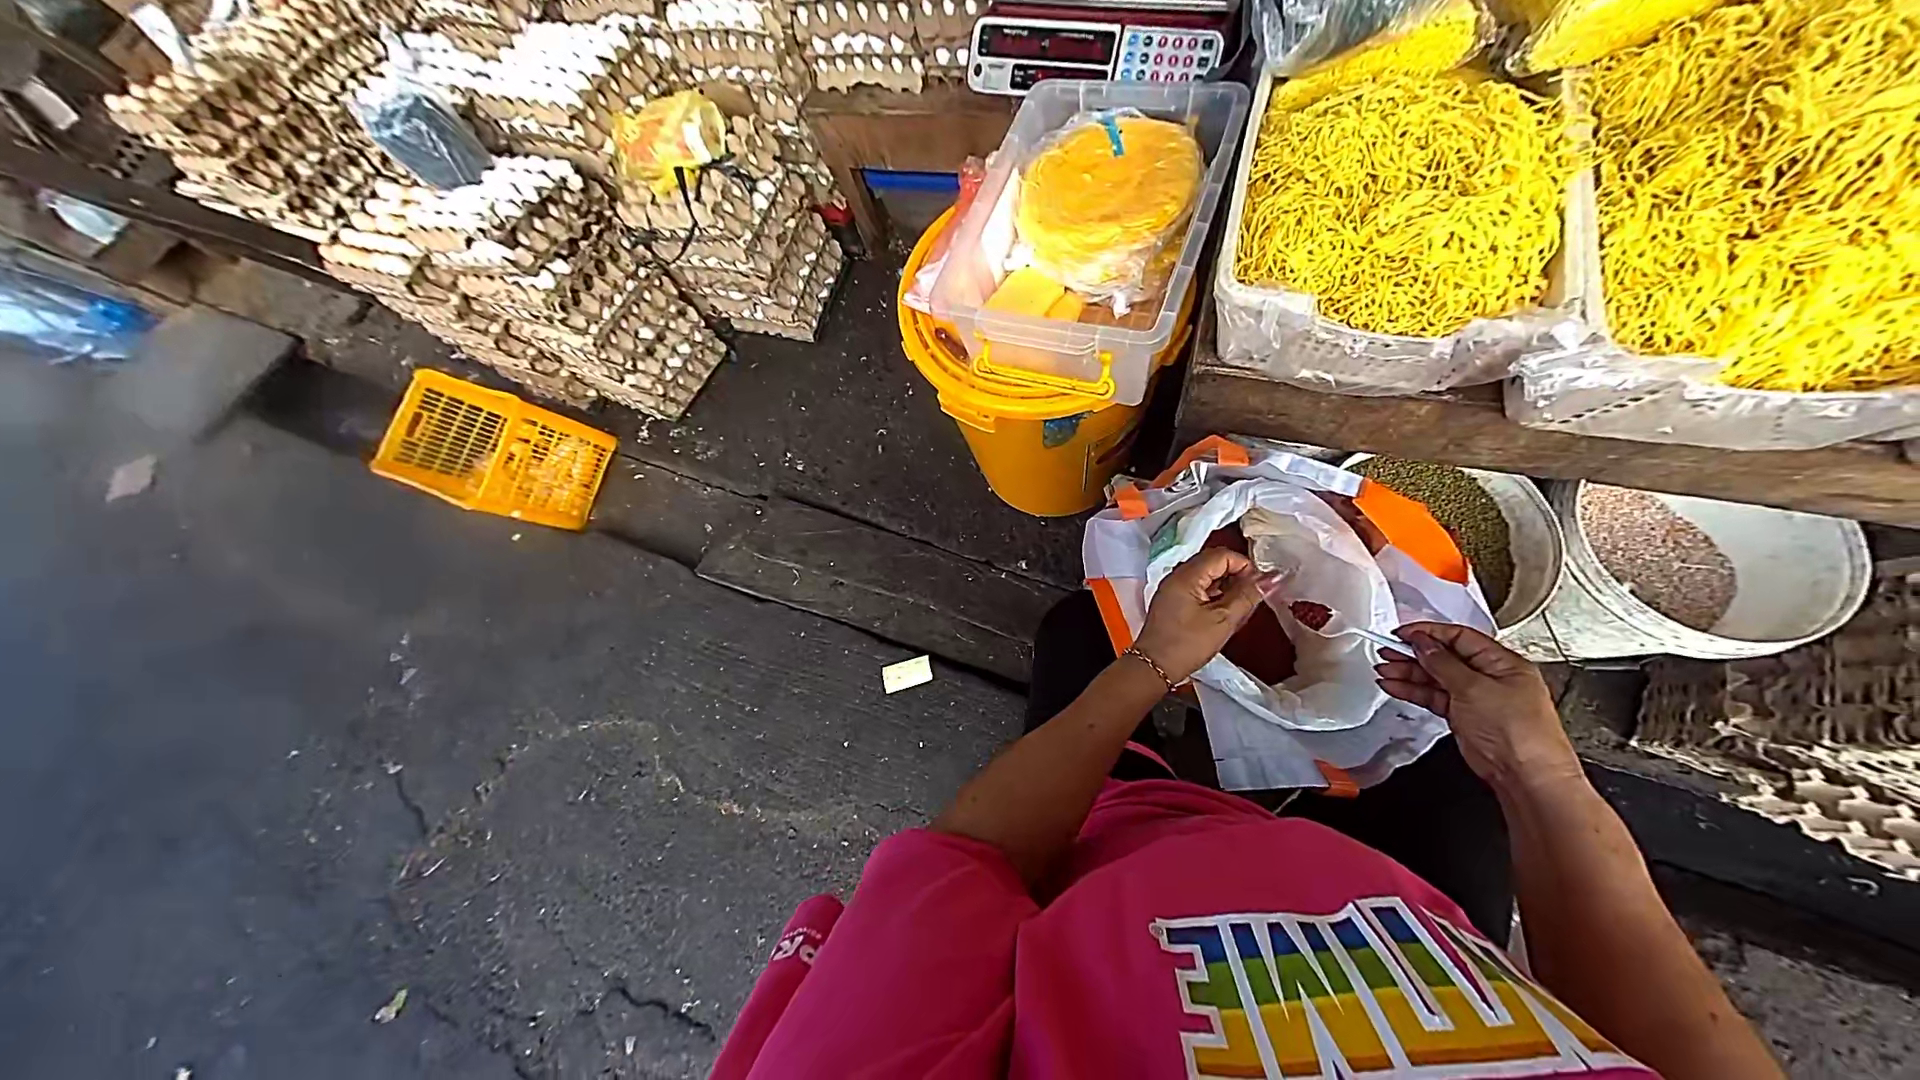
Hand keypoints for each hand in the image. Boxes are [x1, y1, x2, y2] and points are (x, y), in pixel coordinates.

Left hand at [1133, 548, 1283, 682]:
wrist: (1154, 666)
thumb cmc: (1187, 644)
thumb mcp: (1223, 620)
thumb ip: (1248, 595)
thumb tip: (1272, 578)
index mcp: (1186, 575)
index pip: (1222, 554)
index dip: (1245, 566)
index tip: (1258, 586)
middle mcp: (1176, 575)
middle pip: (1213, 561)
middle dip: (1236, 575)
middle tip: (1250, 596)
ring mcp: (1172, 587)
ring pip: (1205, 574)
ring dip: (1225, 585)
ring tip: (1238, 607)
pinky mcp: (1172, 599)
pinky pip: (1196, 586)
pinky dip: (1213, 594)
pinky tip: (1222, 612)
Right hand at [1374, 622, 1582, 794]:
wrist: (1526, 777)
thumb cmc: (1521, 735)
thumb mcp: (1474, 689)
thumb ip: (1443, 663)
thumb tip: (1424, 644)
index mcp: (1503, 664)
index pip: (1460, 637)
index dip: (1429, 633)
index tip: (1403, 633)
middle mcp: (1490, 678)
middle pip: (1444, 657)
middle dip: (1413, 653)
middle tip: (1387, 650)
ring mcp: (1476, 698)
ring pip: (1434, 677)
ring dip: (1407, 672)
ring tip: (1385, 668)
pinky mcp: (1463, 715)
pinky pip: (1432, 696)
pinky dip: (1412, 690)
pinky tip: (1395, 686)